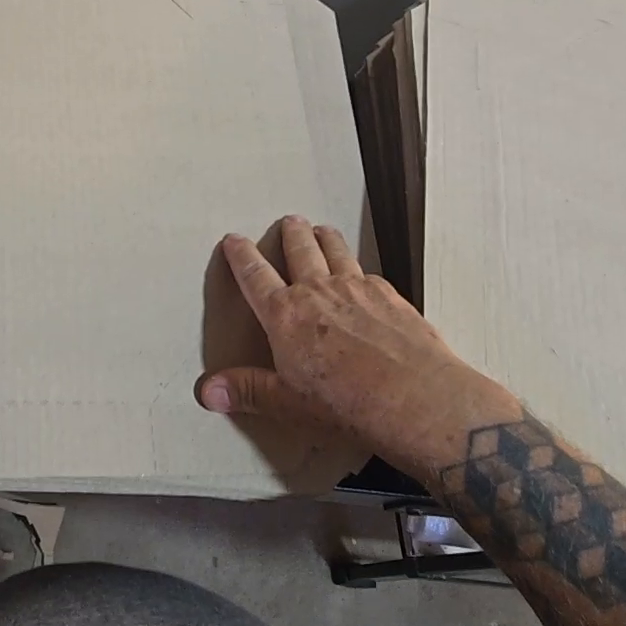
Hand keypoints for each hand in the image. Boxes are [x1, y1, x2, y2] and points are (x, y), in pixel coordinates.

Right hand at [196, 216, 519, 481]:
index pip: (254, 276)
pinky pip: (370, 274)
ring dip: (326, 239)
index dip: (241, 256)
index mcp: (286, 315)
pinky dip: (361, 268)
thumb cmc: (351, 405)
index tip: (234, 240)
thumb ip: (248, 391)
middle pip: (300, 251)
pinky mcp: (391, 298)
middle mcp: (318, 293)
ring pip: (336, 252)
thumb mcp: (289, 404)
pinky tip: (364, 274)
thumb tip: (207, 391)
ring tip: (321, 229)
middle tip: (289, 221)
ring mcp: (357, 291)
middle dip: (291, 234)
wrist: (418, 401)